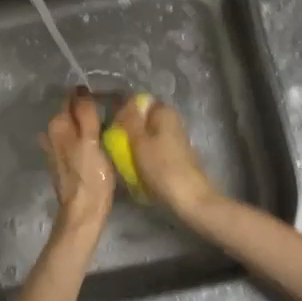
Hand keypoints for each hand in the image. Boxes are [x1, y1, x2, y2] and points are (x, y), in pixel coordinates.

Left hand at [39, 89, 114, 238]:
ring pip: (72, 124)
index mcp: (58, 123)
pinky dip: (83, 136)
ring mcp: (54, 146)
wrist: (83, 210)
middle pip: (71, 110)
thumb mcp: (92, 140)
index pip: (73, 96)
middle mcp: (51, 131)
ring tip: (107, 126)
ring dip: (86, 122)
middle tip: (111, 111)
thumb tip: (82, 90)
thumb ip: (86, 113)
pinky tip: (97, 142)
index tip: (108, 97)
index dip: (90, 94)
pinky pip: (73, 138)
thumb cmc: (91, 175)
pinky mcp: (61, 159)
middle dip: (87, 107)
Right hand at [113, 95, 218, 219]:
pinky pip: (155, 150)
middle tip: (114, 144)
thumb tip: (124, 102)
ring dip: (136, 145)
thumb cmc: (161, 167)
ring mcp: (176, 139)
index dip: (124, 111)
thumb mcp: (139, 141)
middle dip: (129, 130)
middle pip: (144, 119)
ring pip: (148, 136)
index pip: (139, 102)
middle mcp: (172, 120)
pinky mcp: (177, 156)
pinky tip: (137, 168)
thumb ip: (130, 119)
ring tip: (122, 158)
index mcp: (164, 111)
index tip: (112, 126)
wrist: (190, 198)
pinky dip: (145, 156)